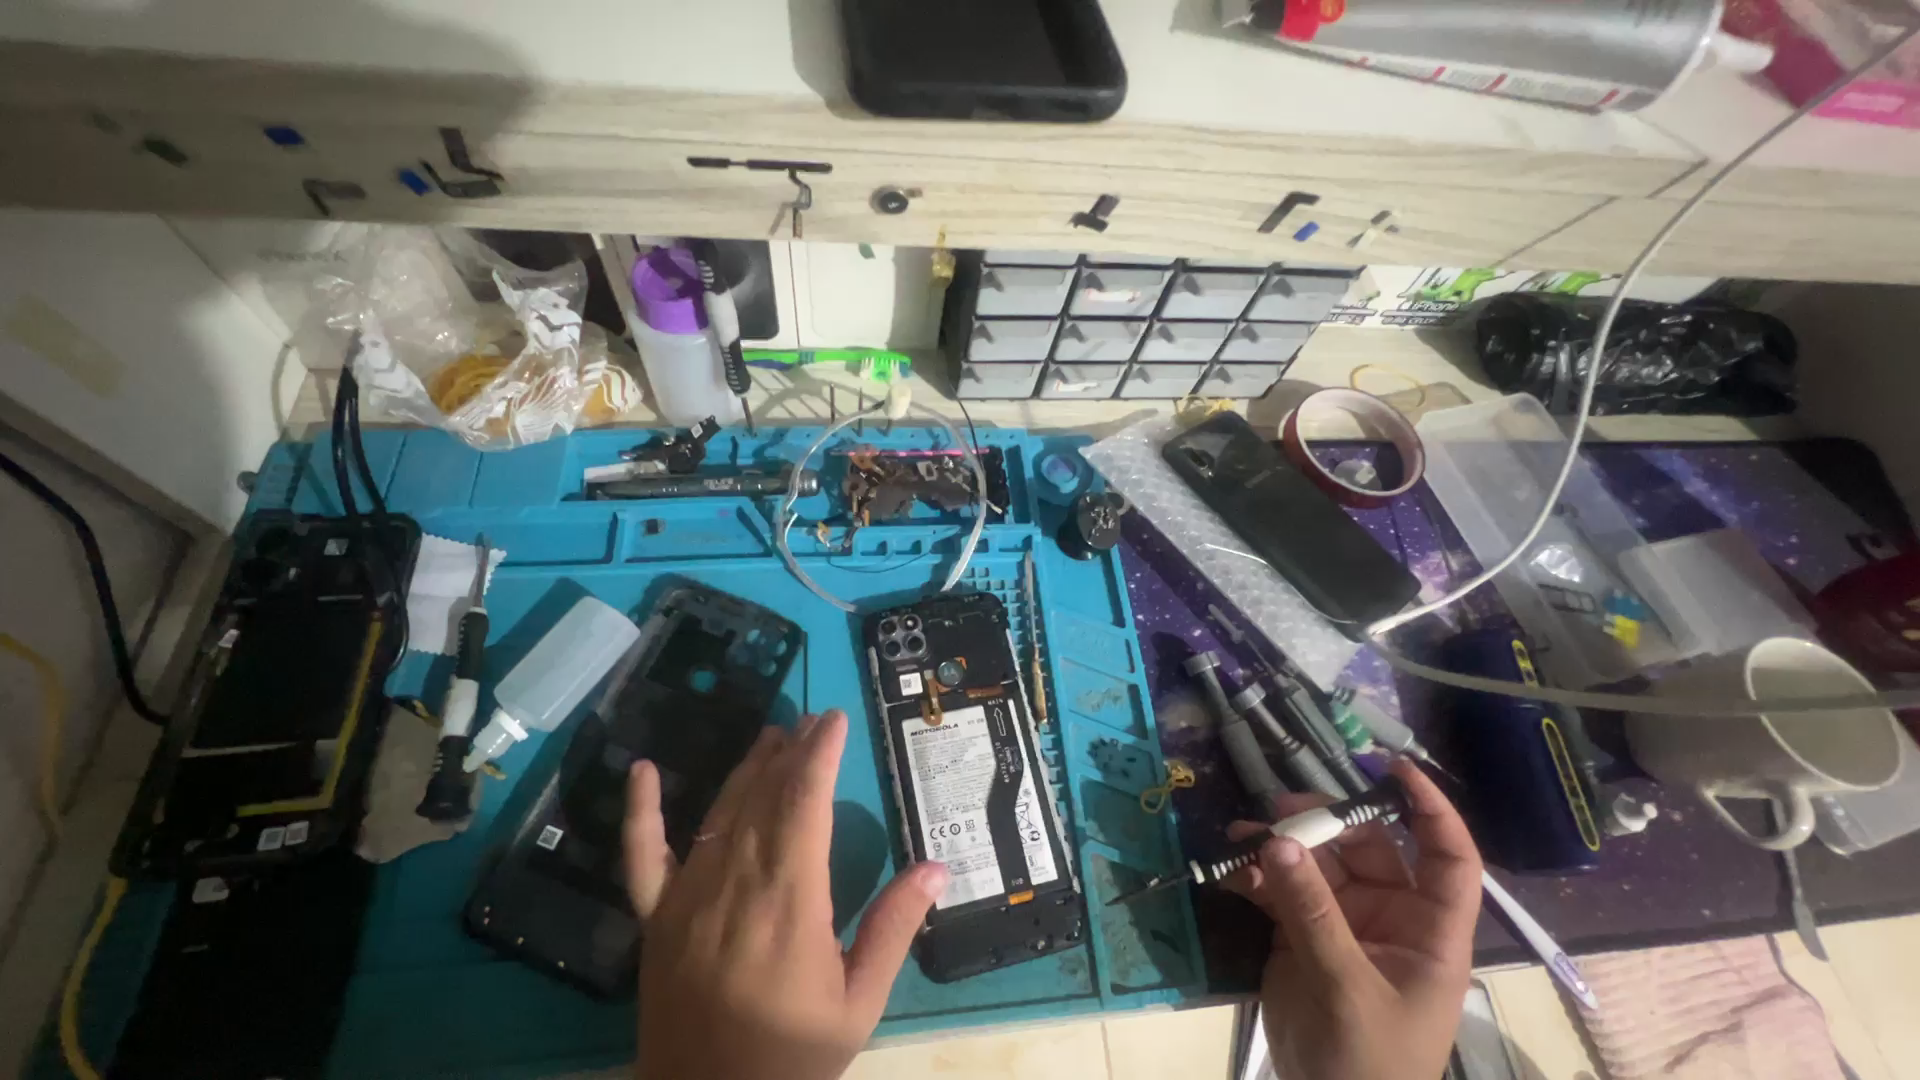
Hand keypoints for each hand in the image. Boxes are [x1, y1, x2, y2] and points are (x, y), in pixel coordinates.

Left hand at [624, 709, 948, 1079]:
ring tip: (772, 735)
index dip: (819, 756)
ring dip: (747, 768)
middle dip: (791, 752)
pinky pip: (642, 857)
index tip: (833, 721)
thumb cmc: (793, 1057)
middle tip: (811, 720)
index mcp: (790, 904)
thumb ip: (894, 928)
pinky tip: (643, 770)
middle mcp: (735, 887)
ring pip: (719, 814)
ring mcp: (686, 900)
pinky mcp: (654, 919)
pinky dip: (640, 811)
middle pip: (765, 798)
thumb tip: (937, 867)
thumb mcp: (859, 1003)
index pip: (805, 806)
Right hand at [1224, 758, 1482, 1079]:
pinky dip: (1255, 875)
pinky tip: (1229, 867)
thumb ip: (1312, 914)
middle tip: (1278, 811)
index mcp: (1429, 931)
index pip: (1447, 858)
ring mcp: (1343, 923)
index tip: (1395, 768)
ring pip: (1315, 863)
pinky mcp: (1301, 933)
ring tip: (1240, 836)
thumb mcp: (1345, 987)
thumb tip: (1279, 842)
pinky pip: (1279, 889)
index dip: (1431, 810)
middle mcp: (1390, 916)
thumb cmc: (1366, 1060)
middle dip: (1324, 824)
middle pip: (1365, 847)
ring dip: (1279, 846)